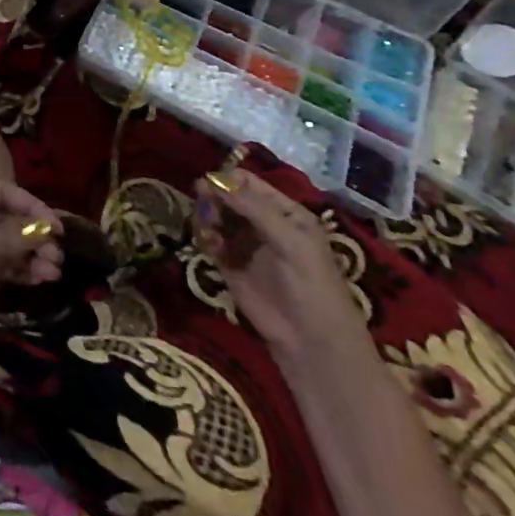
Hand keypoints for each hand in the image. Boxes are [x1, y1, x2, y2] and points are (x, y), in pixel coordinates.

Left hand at [0, 177, 63, 348]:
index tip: (57, 229)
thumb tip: (47, 231)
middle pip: (8, 217)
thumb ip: (13, 239)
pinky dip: (17, 268)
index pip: (5, 191)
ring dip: (30, 255)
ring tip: (52, 273)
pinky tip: (38, 279)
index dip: (33, 207)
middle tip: (57, 258)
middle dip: (34, 236)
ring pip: (6, 241)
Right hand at [193, 170, 366, 357]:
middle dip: (211, 198)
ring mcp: (243, 242)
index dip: (226, 180)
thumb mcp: (290, 241)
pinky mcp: (227, 261)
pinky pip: (208, 238)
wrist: (308, 337)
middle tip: (205, 209)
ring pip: (212, 215)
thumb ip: (253, 208)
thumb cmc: (310, 284)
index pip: (247, 182)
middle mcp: (261, 222)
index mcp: (284, 212)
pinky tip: (209, 247)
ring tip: (208, 231)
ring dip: (205, 217)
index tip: (208, 186)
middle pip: (225, 196)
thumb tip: (214, 178)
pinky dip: (204, 237)